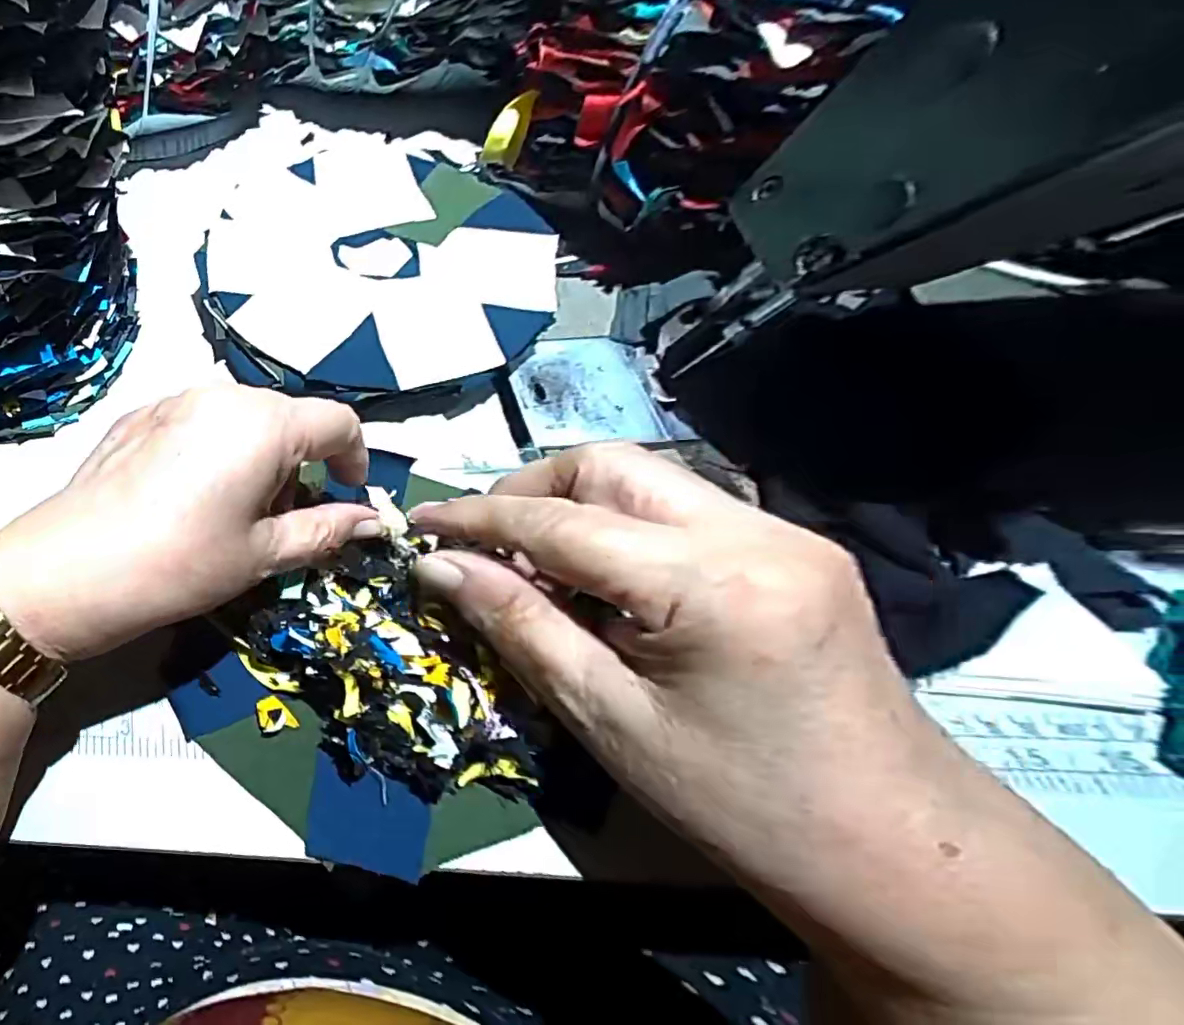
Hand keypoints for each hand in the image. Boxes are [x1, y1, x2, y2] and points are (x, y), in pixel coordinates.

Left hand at [0, 387, 379, 661]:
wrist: (72, 568)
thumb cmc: (181, 563)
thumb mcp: (262, 553)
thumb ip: (325, 529)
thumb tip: (370, 520)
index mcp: (263, 423)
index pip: (337, 422)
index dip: (355, 457)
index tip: (348, 494)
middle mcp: (221, 395)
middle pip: (286, 418)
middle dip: (298, 464)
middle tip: (279, 519)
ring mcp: (174, 399)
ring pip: (240, 417)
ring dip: (256, 456)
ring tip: (230, 511)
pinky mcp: (138, 415)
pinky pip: (196, 421)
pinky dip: (214, 451)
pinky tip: (185, 497)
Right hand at [407, 442, 945, 877]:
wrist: (900, 855)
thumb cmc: (738, 802)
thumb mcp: (605, 716)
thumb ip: (517, 624)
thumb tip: (437, 566)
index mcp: (712, 583)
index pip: (560, 522)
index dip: (477, 518)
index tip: (421, 524)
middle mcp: (754, 532)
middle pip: (605, 466)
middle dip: (525, 493)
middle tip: (479, 544)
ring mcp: (781, 533)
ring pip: (640, 477)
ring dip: (567, 506)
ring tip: (528, 563)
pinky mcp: (789, 548)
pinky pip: (673, 507)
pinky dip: (612, 525)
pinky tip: (593, 579)